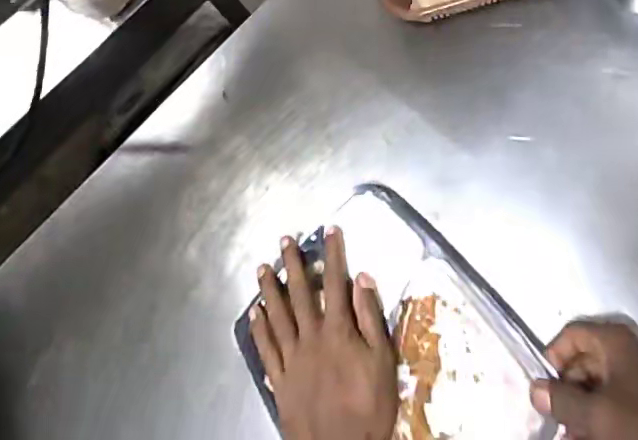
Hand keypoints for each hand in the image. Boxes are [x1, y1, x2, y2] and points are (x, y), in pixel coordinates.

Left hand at [250, 228, 397, 439]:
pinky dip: (259, 328)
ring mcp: (292, 358)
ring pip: (277, 315)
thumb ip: (371, 318)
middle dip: (293, 263)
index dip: (333, 253)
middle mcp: (311, 336)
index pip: (335, 282)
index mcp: (338, 330)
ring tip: (262, 267)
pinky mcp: (280, 379)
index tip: (330, 229)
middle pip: (300, 292)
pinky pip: (267, 348)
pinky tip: (254, 312)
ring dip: (270, 289)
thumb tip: (362, 278)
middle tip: (285, 240)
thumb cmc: (369, 408)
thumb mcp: (383, 362)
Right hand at [529, 321, 637, 439]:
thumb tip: (534, 389)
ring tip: (568, 438)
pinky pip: (612, 409)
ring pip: (595, 390)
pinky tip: (587, 438)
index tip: (546, 389)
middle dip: (566, 394)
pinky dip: (597, 424)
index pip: (571, 335)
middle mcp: (624, 355)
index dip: (554, 359)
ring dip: (579, 414)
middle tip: (555, 421)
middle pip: (581, 363)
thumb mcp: (597, 415)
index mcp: (613, 342)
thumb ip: (561, 400)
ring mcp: (637, 383)